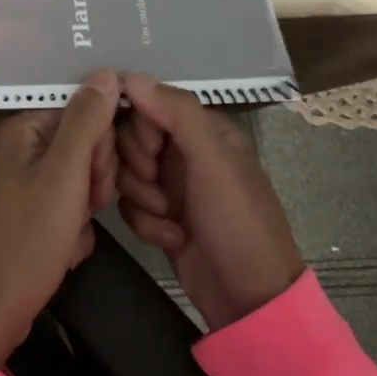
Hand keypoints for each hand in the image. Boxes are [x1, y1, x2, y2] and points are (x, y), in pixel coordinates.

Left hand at [0, 70, 119, 364]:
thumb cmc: (27, 238)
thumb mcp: (64, 176)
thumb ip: (87, 123)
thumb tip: (107, 73)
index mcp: (21, 129)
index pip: (82, 115)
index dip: (98, 149)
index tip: (93, 181)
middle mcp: (17, 148)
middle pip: (81, 147)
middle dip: (93, 181)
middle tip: (82, 207)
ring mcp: (19, 182)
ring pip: (79, 181)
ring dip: (85, 209)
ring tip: (71, 232)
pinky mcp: (24, 213)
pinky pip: (66, 208)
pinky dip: (72, 229)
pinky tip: (64, 249)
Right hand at [116, 74, 304, 329]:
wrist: (250, 301)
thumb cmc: (238, 222)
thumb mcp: (214, 162)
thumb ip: (176, 113)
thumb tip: (129, 75)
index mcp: (205, 130)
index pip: (150, 104)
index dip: (140, 126)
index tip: (151, 152)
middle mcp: (186, 151)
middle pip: (131, 137)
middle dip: (136, 165)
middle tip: (156, 187)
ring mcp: (173, 185)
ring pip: (126, 171)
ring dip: (141, 197)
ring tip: (168, 217)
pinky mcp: (161, 216)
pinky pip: (129, 204)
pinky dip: (145, 222)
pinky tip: (171, 237)